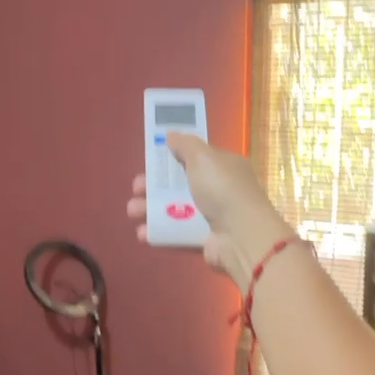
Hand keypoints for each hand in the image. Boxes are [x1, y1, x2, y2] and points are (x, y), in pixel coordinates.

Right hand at [127, 133, 295, 279]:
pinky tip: (143, 232)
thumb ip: (185, 144)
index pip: (193, 160)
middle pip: (178, 186)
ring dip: (149, 210)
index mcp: (222, 168)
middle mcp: (217, 191)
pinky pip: (175, 233)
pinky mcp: (201, 240)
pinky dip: (158, 232)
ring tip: (133, 211)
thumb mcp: (203, 157)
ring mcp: (209, 218)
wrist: (241, 236)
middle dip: (153, 186)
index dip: (170, 160)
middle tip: (136, 189)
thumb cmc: (222, 189)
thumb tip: (170, 134)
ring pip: (173, 211)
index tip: (150, 162)